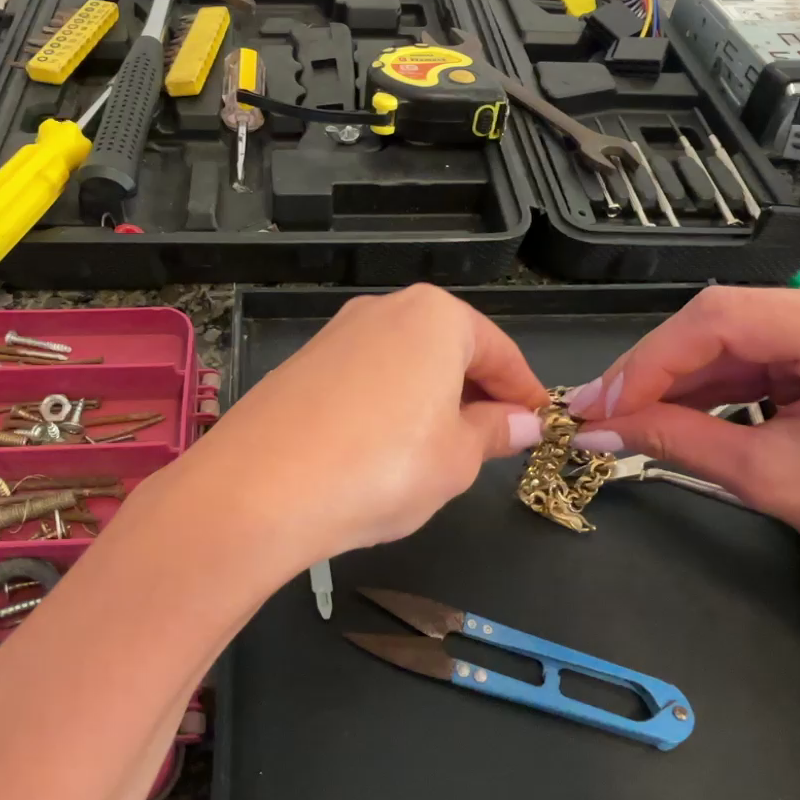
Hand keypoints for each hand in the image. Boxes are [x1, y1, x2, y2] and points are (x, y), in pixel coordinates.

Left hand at [167, 284, 549, 565]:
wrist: (258, 490)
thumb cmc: (381, 469)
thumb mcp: (457, 459)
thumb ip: (494, 433)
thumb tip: (521, 422)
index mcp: (435, 316)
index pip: (499, 351)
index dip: (525, 392)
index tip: (540, 424)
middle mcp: (383, 310)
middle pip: (448, 350)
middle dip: (475, 394)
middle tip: (493, 443)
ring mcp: (336, 334)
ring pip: (404, 365)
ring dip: (430, 402)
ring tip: (438, 454)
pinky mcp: (301, 364)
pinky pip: (364, 380)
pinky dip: (386, 407)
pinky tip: (381, 451)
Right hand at [562, 282, 799, 597]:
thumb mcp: (772, 477)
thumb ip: (674, 439)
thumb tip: (593, 432)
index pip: (721, 318)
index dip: (647, 361)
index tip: (597, 406)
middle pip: (726, 321)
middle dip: (657, 371)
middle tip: (599, 412)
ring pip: (739, 338)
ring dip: (682, 380)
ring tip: (627, 417)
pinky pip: (765, 356)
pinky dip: (719, 386)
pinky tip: (678, 411)